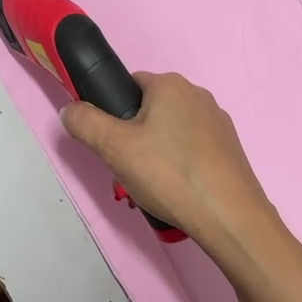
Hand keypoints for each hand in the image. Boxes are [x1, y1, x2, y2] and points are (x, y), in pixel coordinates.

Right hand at [62, 72, 272, 248]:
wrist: (230, 217)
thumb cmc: (169, 174)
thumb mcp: (114, 148)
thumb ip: (85, 123)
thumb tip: (70, 110)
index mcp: (170, 84)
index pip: (129, 85)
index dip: (113, 113)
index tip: (111, 144)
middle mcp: (197, 94)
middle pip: (150, 110)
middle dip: (134, 138)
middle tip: (128, 170)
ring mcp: (218, 122)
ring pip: (171, 132)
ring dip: (157, 154)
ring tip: (153, 187)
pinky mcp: (231, 149)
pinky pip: (193, 150)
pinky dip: (181, 166)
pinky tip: (179, 192)